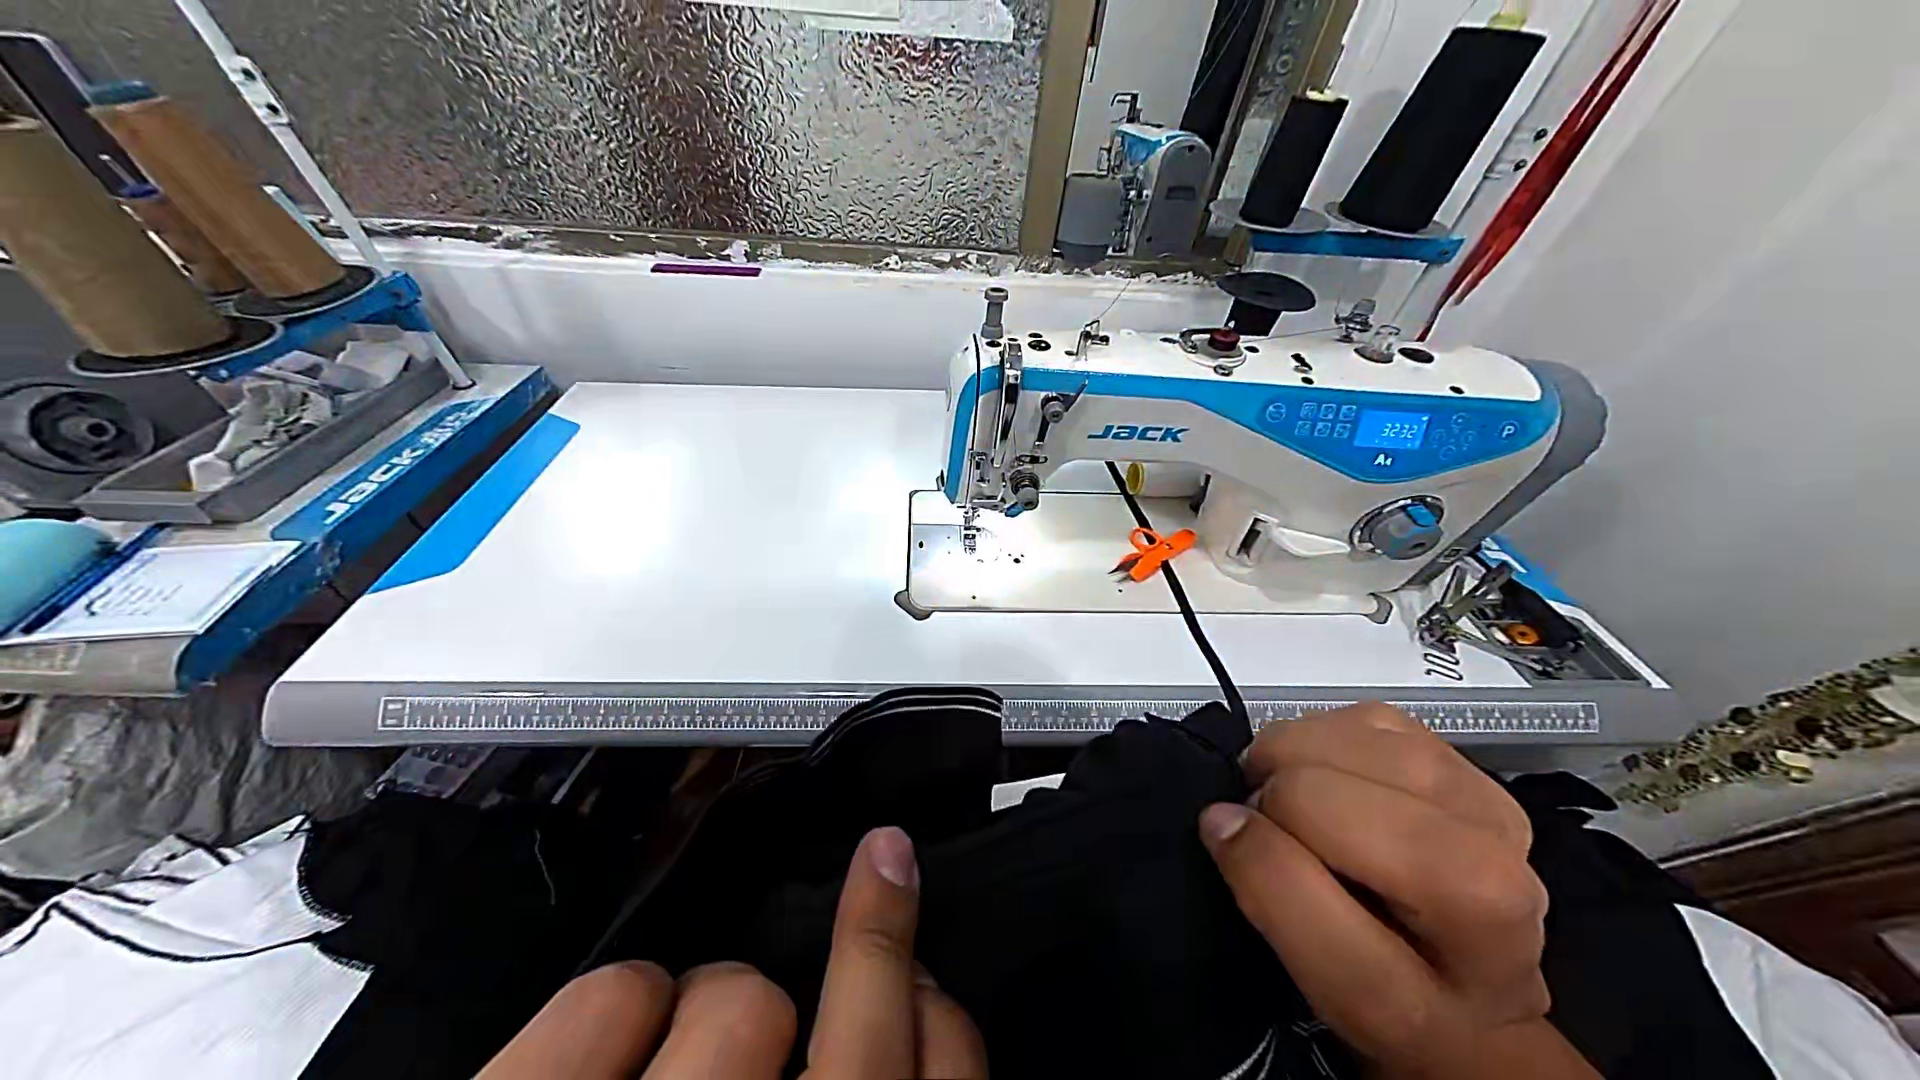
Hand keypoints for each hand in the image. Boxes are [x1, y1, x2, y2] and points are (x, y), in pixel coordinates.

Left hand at [479, 827, 985, 1078]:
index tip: (923, 953)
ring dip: (725, 1005)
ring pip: (736, 997)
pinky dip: (618, 999)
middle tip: (829, 973)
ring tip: (692, 1055)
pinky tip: (618, 1030)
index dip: (942, 1004)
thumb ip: (879, 1074)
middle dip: (855, 978)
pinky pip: (608, 1005)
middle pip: (859, 1019)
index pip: (950, 1064)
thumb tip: (918, 1009)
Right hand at [1198, 703, 1597, 1079]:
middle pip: (1324, 755)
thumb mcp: (1341, 985)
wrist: (1466, 994)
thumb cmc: (1408, 1000)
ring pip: (1336, 727)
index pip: (1310, 804)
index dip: (1266, 832)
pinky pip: (1353, 716)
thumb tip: (1223, 817)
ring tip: (1297, 809)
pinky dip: (1316, 741)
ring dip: (1290, 760)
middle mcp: (1485, 818)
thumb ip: (1276, 898)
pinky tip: (1326, 785)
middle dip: (1273, 791)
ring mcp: (1464, 774)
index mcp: (1473, 887)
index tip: (1270, 869)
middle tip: (1279, 838)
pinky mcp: (1444, 751)